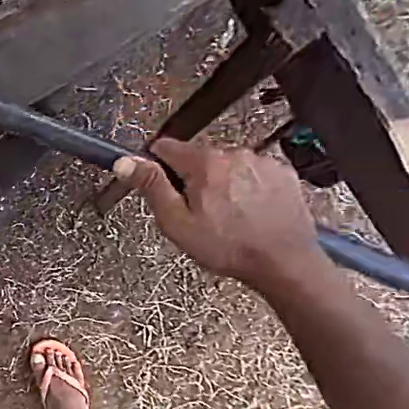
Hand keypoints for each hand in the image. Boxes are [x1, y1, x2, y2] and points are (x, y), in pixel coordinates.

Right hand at [112, 139, 321, 289]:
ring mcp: (262, 162)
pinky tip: (247, 214)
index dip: (156, 165)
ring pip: (227, 167)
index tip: (159, 184)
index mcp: (205, 164)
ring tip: (226, 218)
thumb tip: (126, 163)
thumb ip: (151, 187)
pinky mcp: (282, 174)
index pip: (167, 147)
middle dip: (193, 181)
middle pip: (199, 159)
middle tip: (196, 214)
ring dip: (221, 185)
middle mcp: (235, 154)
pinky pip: (253, 174)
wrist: (282, 261)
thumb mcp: (176, 222)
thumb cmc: (229, 247)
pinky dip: (247, 189)